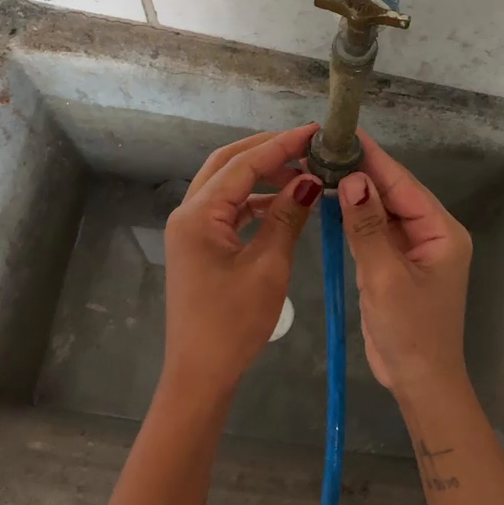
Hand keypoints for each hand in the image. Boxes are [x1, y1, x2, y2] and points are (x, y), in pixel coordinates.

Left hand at [162, 124, 322, 398]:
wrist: (201, 372)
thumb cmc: (234, 323)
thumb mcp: (268, 267)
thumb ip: (287, 217)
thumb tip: (309, 179)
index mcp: (199, 214)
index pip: (243, 165)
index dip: (280, 145)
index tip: (315, 132)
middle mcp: (188, 213)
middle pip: (227, 165)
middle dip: (267, 151)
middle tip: (308, 145)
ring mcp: (190, 230)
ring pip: (226, 186)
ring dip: (261, 175)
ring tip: (302, 172)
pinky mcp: (199, 247)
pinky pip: (227, 210)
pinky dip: (254, 202)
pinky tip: (283, 205)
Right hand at [336, 130, 472, 397]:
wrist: (419, 380)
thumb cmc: (410, 331)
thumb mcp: (386, 277)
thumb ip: (368, 227)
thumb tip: (351, 179)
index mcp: (441, 231)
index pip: (403, 184)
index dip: (373, 158)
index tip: (343, 133)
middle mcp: (430, 234)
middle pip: (392, 194)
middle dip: (359, 172)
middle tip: (320, 148)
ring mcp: (412, 250)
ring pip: (380, 212)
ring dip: (354, 194)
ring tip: (319, 166)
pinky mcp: (395, 266)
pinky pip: (374, 233)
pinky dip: (353, 220)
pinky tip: (329, 203)